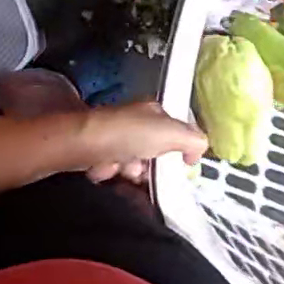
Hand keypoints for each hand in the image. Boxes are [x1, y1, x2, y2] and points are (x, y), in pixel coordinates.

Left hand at [76, 102, 207, 183]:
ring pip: (138, 166)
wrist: (86, 143)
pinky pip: (118, 170)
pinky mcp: (102, 153)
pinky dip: (114, 172)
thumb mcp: (172, 132)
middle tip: (148, 169)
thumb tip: (197, 151)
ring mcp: (118, 137)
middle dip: (154, 167)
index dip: (183, 149)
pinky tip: (108, 168)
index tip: (184, 165)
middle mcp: (136, 122)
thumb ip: (193, 140)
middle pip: (158, 154)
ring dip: (134, 172)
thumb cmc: (130, 134)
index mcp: (154, 111)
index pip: (178, 131)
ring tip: (124, 168)